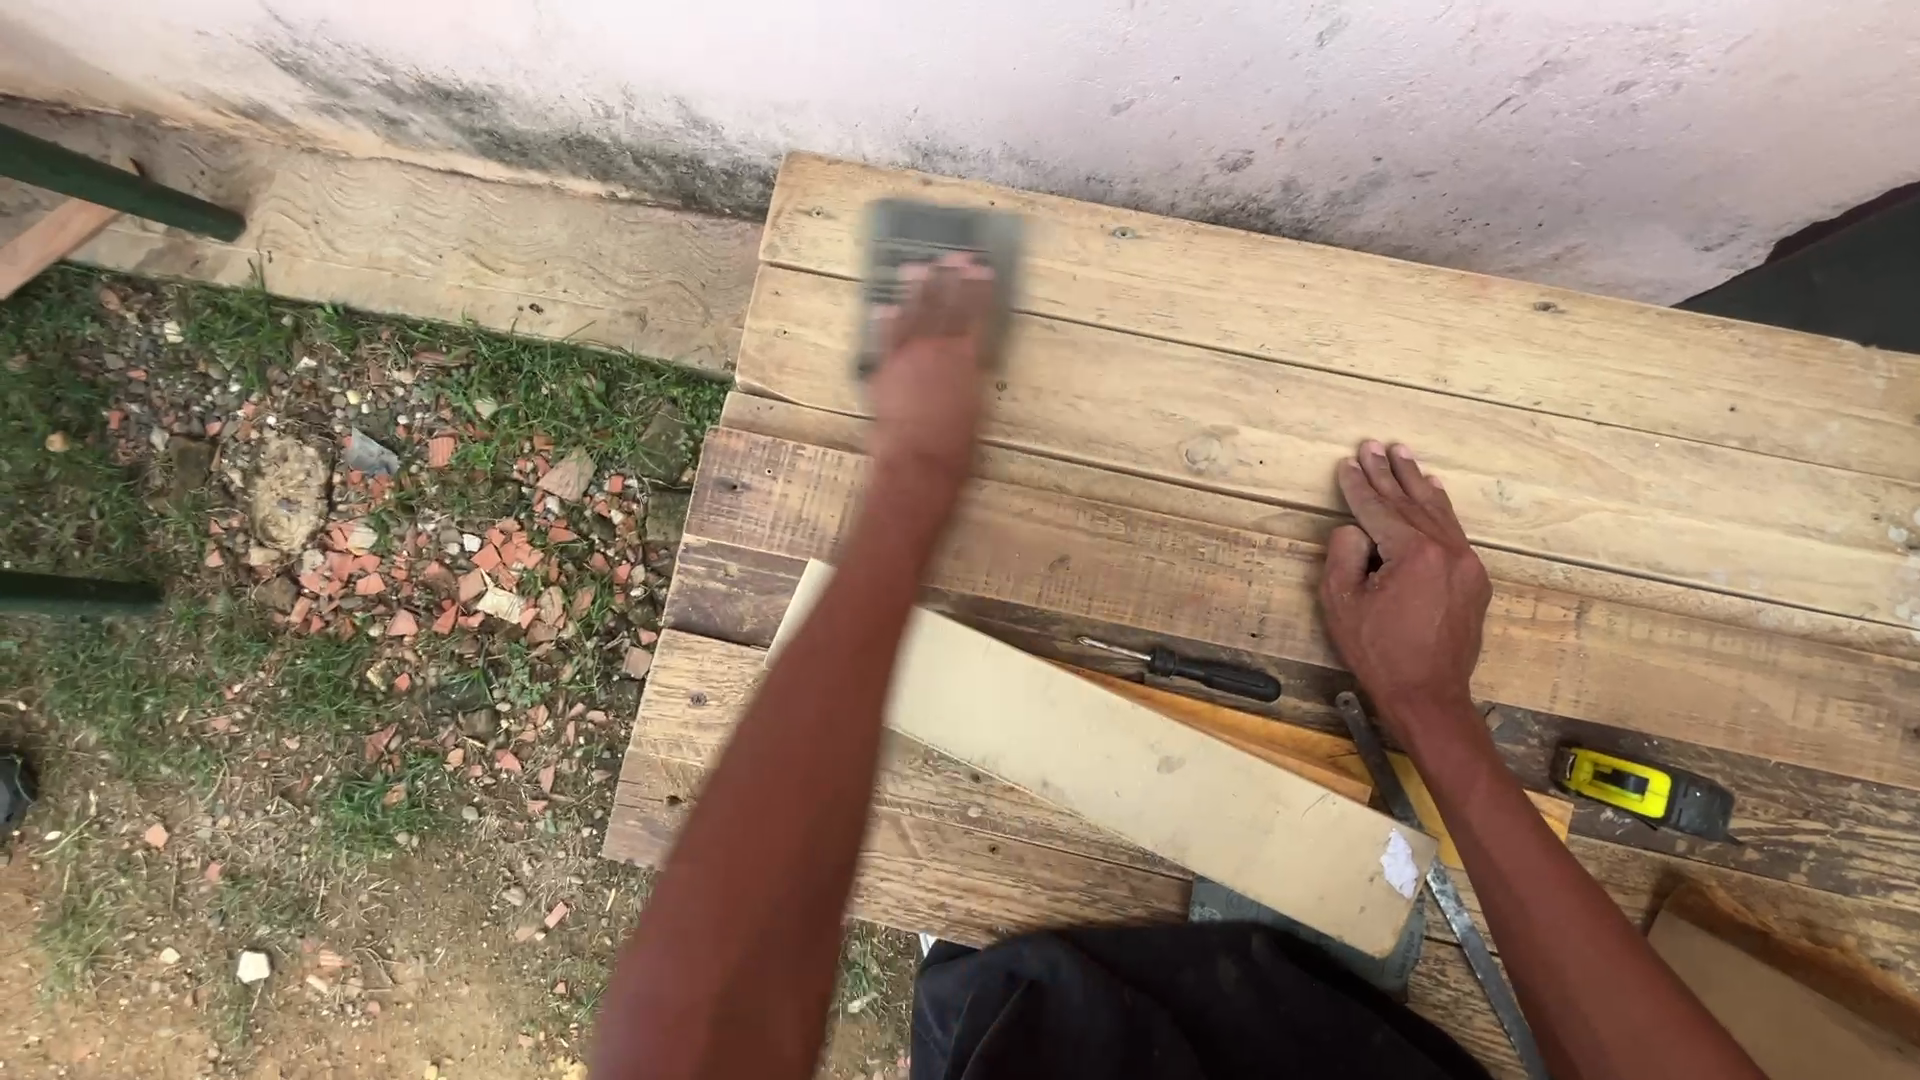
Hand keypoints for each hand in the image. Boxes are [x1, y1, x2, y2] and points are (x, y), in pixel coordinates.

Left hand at [865, 253, 995, 495]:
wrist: (917, 459)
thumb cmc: (956, 445)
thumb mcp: (975, 408)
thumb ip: (968, 378)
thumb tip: (965, 364)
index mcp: (966, 359)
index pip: (975, 314)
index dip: (979, 289)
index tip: (982, 267)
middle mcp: (937, 350)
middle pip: (944, 306)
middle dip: (951, 278)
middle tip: (954, 255)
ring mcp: (906, 357)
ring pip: (912, 314)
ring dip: (915, 290)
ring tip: (917, 266)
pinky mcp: (883, 371)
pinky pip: (883, 338)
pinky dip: (884, 320)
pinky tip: (884, 305)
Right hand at [1318, 441, 1491, 740]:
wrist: (1428, 693)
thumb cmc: (1377, 651)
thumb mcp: (1342, 603)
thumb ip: (1345, 555)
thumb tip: (1355, 529)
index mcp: (1414, 554)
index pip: (1378, 510)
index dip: (1358, 486)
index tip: (1347, 463)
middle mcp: (1448, 551)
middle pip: (1411, 503)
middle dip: (1389, 473)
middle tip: (1373, 445)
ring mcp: (1467, 565)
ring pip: (1438, 512)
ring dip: (1417, 483)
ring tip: (1404, 455)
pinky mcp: (1474, 580)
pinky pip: (1453, 532)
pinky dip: (1439, 508)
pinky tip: (1433, 491)